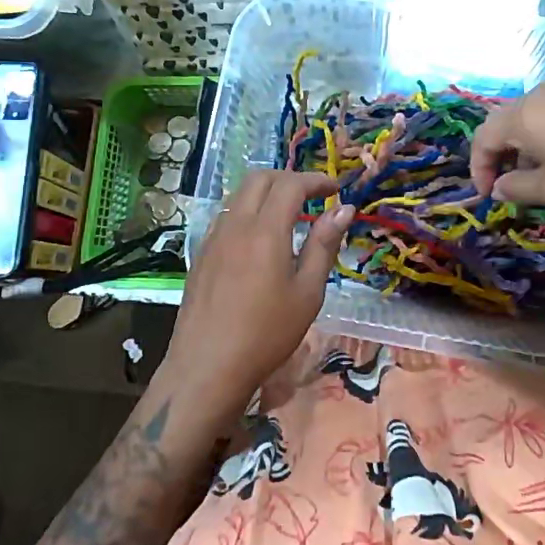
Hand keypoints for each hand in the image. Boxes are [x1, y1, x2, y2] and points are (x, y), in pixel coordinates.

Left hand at [166, 171, 355, 400]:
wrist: (207, 366)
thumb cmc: (268, 333)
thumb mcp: (308, 292)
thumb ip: (324, 245)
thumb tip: (343, 209)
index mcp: (265, 230)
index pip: (291, 184)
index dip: (316, 180)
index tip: (335, 188)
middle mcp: (236, 224)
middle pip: (260, 178)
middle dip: (289, 179)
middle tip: (312, 197)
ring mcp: (213, 237)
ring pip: (239, 195)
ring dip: (266, 192)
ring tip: (288, 215)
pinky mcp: (201, 254)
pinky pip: (226, 216)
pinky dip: (247, 211)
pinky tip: (258, 238)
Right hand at [470, 81, 544, 206]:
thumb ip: (519, 188)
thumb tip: (499, 186)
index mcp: (525, 114)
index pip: (482, 138)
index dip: (479, 169)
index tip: (488, 197)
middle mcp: (540, 93)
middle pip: (503, 123)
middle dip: (499, 156)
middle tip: (509, 187)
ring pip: (529, 117)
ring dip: (524, 147)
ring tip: (540, 177)